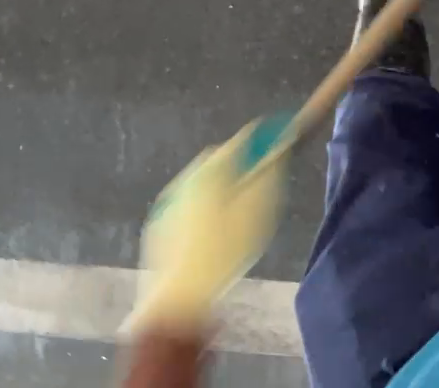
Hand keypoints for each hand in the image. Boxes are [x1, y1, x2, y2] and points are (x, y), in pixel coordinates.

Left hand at [131, 118, 286, 333]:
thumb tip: (276, 146)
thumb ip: (269, 170)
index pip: (243, 140)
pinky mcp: (161, 224)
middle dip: (241, 168)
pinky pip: (190, 204)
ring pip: (204, 183)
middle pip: (220, 160)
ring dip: (222, 189)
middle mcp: (188, 176)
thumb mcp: (259, 208)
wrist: (181, 299)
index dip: (263, 143)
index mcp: (211, 167)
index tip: (278, 153)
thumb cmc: (226, 250)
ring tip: (236, 217)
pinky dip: (204, 209)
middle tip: (259, 189)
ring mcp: (171, 200)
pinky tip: (213, 236)